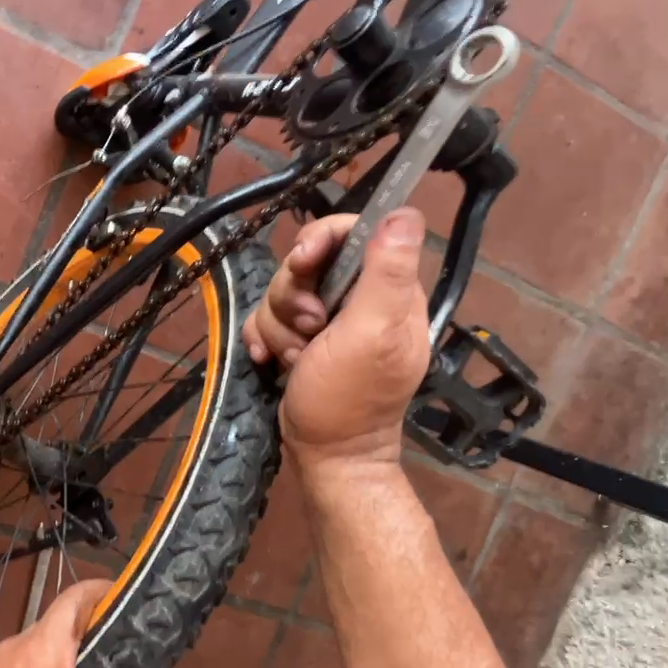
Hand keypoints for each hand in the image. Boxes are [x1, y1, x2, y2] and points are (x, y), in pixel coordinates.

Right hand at [244, 209, 431, 472]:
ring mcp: (324, 320)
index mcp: (387, 291)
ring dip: (278, 326)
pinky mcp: (295, 339)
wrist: (325, 456)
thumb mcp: (373, 333)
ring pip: (281, 291)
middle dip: (294, 296)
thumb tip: (405, 212)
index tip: (302, 261)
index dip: (321, 238)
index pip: (353, 231)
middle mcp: (357, 298)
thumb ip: (387, 273)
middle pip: (307, 261)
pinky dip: (261, 339)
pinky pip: (264, 318)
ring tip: (295, 358)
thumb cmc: (350, 398)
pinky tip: (269, 361)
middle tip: (309, 328)